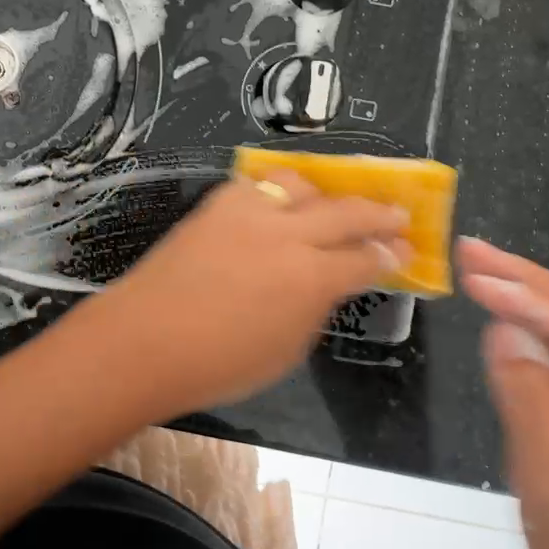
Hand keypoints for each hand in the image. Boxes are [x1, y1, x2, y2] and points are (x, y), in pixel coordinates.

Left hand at [69, 170, 410, 419]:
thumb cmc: (219, 364)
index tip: (403, 252)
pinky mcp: (214, 206)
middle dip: (377, 213)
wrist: (145, 339)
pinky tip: (279, 201)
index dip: (389, 256)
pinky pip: (254, 185)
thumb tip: (325, 283)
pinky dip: (275, 190)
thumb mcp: (286, 350)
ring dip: (324, 192)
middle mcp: (285, 234)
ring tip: (333, 201)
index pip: (364, 259)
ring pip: (298, 184)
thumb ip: (313, 308)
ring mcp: (246, 213)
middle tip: (397, 215)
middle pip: (344, 212)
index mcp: (311, 277)